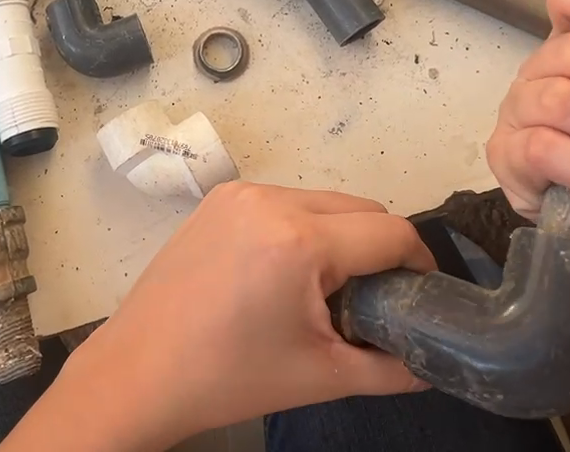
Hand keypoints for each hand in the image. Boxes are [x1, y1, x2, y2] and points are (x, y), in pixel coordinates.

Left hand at [1, 182, 433, 450]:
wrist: (141, 368)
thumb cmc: (231, 376)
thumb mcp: (322, 376)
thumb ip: (392, 367)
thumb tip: (429, 359)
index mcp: (299, 239)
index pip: (388, 232)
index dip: (419, 261)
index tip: (423, 293)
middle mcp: (270, 199)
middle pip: (357, 208)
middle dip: (379, 248)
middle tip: (377, 299)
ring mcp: (239, 193)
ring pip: (319, 201)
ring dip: (340, 235)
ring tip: (329, 289)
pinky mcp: (217, 199)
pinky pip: (281, 201)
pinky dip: (301, 226)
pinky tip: (286, 271)